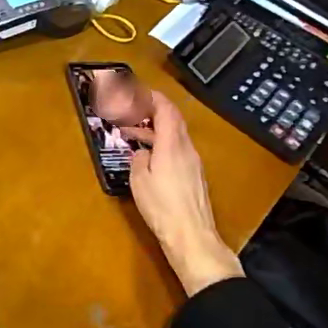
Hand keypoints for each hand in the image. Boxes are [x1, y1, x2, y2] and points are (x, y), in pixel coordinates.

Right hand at [129, 90, 243, 295]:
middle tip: (132, 110)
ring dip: (155, 129)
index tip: (138, 92)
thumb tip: (141, 153)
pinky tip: (149, 155)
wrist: (191, 234)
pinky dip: (162, 144)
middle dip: (153, 111)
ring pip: (176, 136)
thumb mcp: (139, 179)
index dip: (153, 97)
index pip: (167, 110)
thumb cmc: (162, 205)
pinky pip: (178, 150)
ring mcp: (193, 163)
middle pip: (173, 120)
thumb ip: (138, 159)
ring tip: (133, 133)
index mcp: (173, 144)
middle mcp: (187, 149)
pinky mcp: (194, 177)